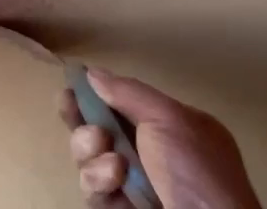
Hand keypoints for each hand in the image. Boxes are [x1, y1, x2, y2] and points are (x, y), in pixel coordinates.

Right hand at [60, 69, 261, 208]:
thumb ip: (129, 92)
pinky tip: (115, 187)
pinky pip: (93, 193)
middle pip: (95, 130)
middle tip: (96, 135)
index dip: (91, 96)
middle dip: (85, 129)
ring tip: (116, 168)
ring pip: (89, 161)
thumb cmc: (196, 173)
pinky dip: (98, 187)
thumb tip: (92, 73)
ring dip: (94, 159)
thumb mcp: (170, 119)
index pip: (120, 103)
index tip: (70, 91)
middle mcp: (149, 154)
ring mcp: (135, 187)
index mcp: (168, 127)